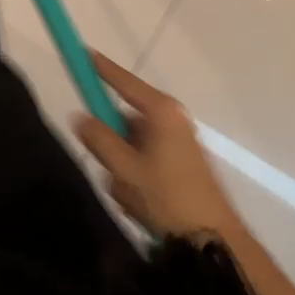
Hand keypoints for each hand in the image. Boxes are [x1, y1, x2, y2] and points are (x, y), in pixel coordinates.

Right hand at [73, 52, 242, 238]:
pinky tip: (140, 204)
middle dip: (110, 144)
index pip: (123, 81)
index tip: (82, 53)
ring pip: (131, 145)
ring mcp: (178, 142)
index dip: (101, 68)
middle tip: (109, 168)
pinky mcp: (181, 164)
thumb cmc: (168, 197)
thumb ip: (99, 139)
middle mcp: (172, 119)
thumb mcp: (125, 169)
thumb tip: (80, 116)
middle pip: (123, 118)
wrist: (214, 241)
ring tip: (129, 195)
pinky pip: (145, 162)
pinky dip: (136, 178)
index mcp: (161, 111)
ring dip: (122, 168)